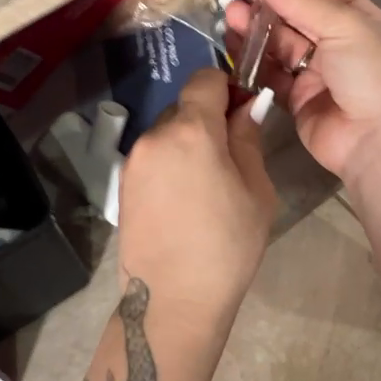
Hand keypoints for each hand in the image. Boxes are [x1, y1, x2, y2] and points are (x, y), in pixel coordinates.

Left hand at [117, 68, 276, 317]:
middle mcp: (155, 136)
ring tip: (210, 186)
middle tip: (234, 156)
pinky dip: (173, 165)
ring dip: (190, 144)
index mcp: (191, 131)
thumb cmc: (228, 246)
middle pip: (185, 107)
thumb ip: (248, 140)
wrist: (174, 301)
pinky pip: (155, 158)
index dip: (228, 87)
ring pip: (168, 133)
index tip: (245, 111)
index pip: (205, 80)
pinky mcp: (124, 186)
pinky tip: (188, 201)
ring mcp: (134, 162)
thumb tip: (247, 108)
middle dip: (209, 119)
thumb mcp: (257, 191)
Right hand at [225, 0, 380, 182]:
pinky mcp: (299, 99)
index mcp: (360, 19)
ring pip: (280, 42)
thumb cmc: (372, 74)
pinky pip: (271, 74)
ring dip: (256, 27)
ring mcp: (318, 73)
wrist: (378, 142)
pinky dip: (252, 59)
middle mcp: (340, 43)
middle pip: (297, 12)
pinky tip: (233, 44)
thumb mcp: (343, 25)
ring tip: (230, 13)